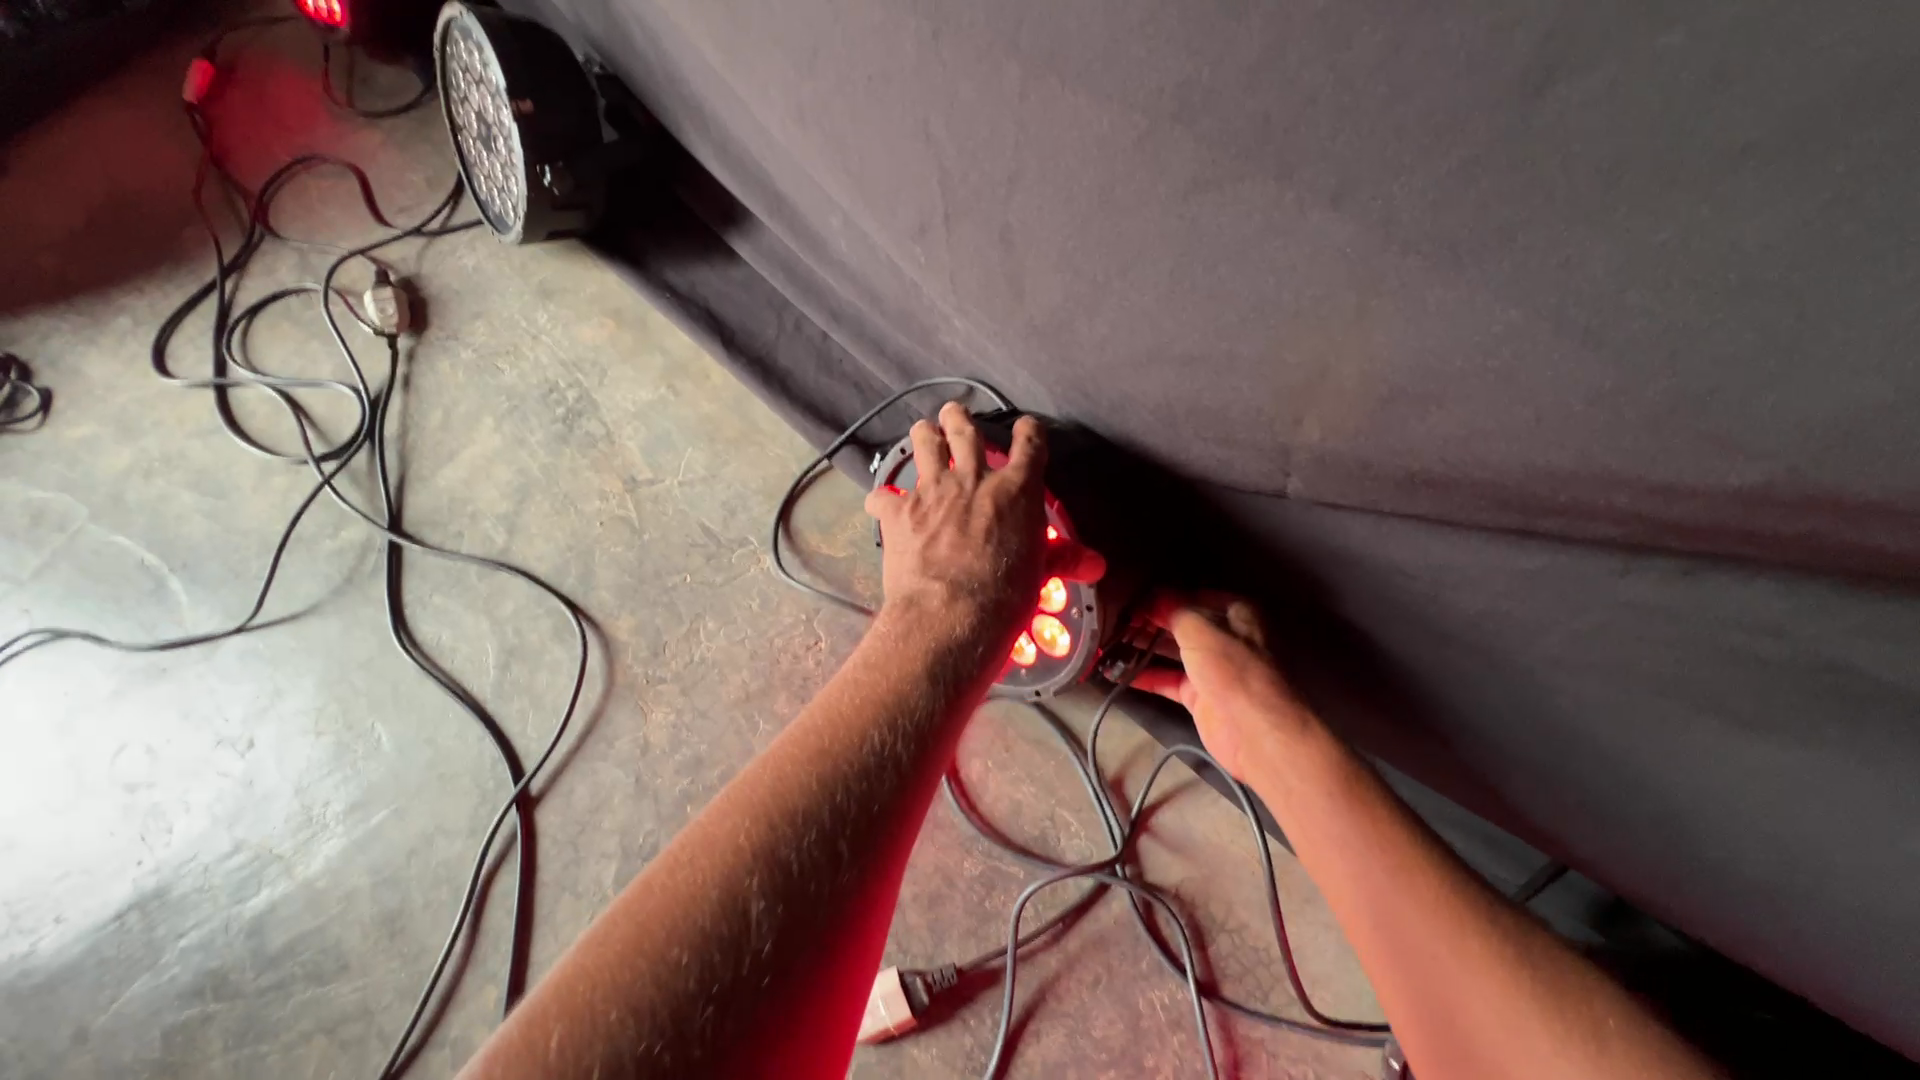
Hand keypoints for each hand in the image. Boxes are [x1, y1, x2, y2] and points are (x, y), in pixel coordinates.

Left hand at [864, 403, 1102, 648]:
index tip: (1026, 428)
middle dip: (959, 418)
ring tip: (922, 430)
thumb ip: (1063, 559)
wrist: (951, 613)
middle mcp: (972, 479)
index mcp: (1015, 489)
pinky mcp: (899, 512)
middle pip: (964, 431)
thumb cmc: (1006, 595)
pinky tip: (880, 503)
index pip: (1029, 445)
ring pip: (924, 445)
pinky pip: (883, 496)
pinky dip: (881, 499)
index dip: (1029, 432)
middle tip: (954, 412)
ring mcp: (932, 491)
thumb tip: (1097, 564)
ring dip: (923, 435)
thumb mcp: (1040, 573)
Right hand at [1135, 592, 1313, 778]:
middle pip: (1183, 624)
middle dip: (1152, 621)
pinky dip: (1145, 676)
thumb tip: (1151, 598)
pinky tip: (1118, 671)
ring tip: (1111, 640)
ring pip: (1173, 652)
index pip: (1195, 596)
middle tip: (1117, 618)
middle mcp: (1225, 638)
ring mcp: (1212, 669)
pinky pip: (1167, 680)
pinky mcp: (1199, 696)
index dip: (1166, 597)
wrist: (1255, 732)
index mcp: (1236, 615)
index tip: (1134, 597)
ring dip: (1145, 647)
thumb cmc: (1233, 670)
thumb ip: (1173, 611)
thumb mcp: (1201, 630)